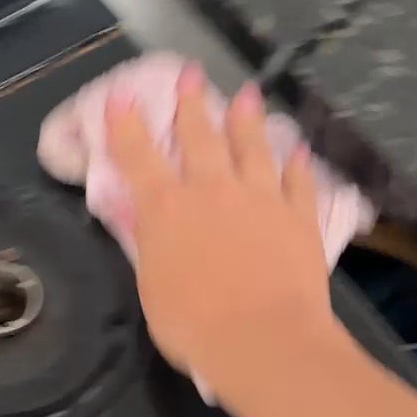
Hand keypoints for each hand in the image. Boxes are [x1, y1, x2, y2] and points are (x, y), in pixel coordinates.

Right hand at [104, 64, 347, 401]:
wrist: (265, 343)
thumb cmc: (191, 321)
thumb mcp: (149, 281)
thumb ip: (144, 240)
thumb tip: (131, 210)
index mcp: (165, 207)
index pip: (137, 155)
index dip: (125, 124)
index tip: (119, 96)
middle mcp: (210, 191)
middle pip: (198, 137)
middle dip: (190, 103)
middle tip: (190, 73)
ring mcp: (259, 200)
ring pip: (251, 148)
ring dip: (246, 118)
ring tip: (245, 93)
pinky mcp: (298, 219)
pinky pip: (297, 182)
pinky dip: (295, 163)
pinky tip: (295, 149)